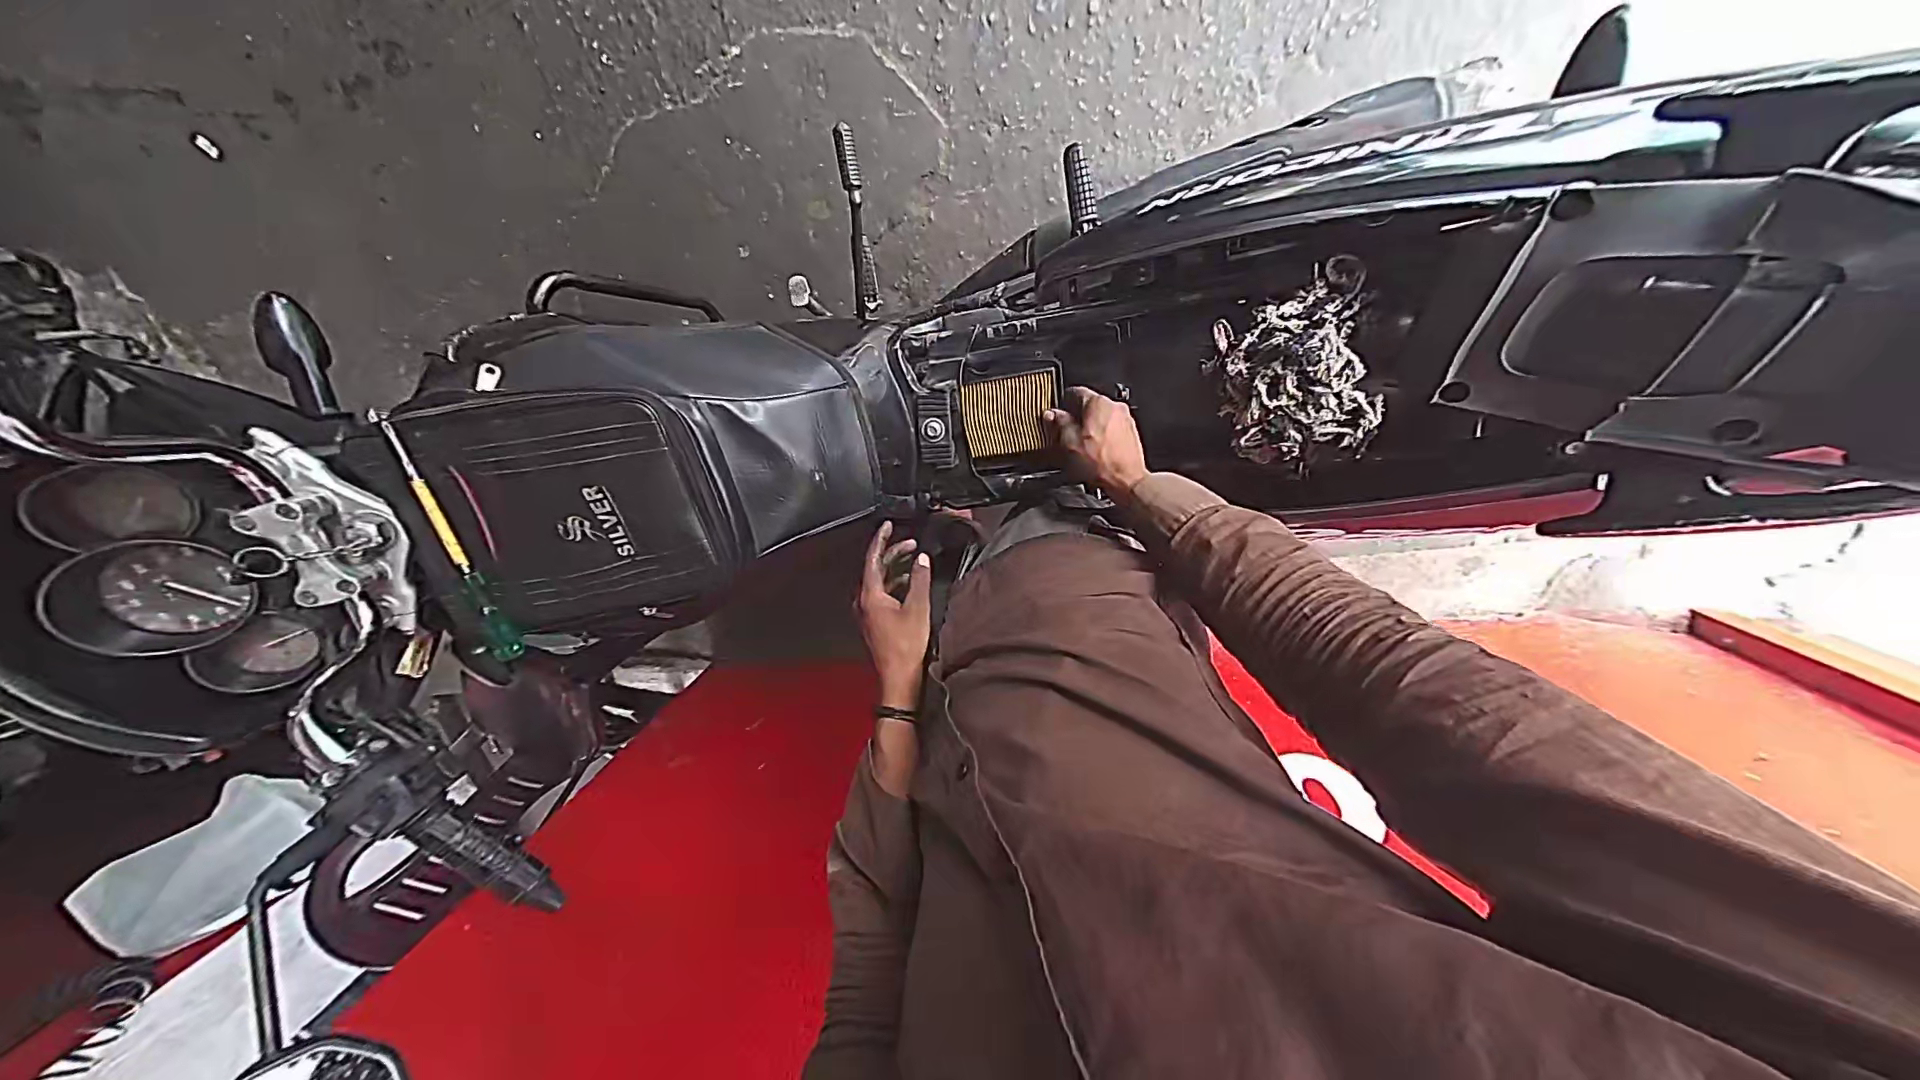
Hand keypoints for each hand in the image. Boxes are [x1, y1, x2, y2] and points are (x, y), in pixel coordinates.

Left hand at [855, 521, 931, 709]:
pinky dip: (895, 583)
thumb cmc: (905, 648)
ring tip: (913, 558)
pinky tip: (909, 583)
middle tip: (909, 542)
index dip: (881, 539)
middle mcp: (863, 602)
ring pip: (879, 580)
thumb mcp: (918, 608)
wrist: (899, 678)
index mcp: (870, 595)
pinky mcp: (875, 621)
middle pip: (876, 568)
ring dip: (895, 567)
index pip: (873, 558)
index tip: (888, 526)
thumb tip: (921, 559)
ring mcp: (867, 612)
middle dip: (893, 552)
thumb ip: (919, 579)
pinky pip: (882, 593)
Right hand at [1044, 386, 1148, 498]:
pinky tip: (1096, 450)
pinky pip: (1111, 426)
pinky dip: (1102, 434)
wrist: (1127, 480)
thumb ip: (1060, 424)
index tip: (1057, 414)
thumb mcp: (1071, 443)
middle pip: (1089, 404)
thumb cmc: (1102, 464)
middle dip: (1077, 417)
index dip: (1063, 403)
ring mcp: (1124, 418)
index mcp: (1098, 403)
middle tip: (1067, 434)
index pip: (1075, 392)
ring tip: (1082, 445)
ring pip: (1100, 416)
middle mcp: (1114, 406)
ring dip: (1090, 426)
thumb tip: (1053, 415)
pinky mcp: (1130, 431)